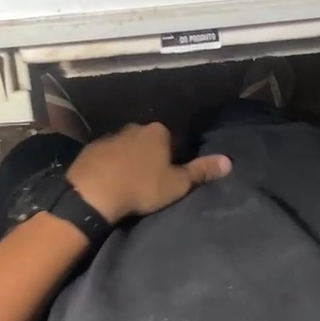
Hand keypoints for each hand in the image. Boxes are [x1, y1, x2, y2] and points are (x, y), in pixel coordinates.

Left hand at [65, 123, 231, 221]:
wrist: (93, 193)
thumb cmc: (142, 187)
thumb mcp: (177, 184)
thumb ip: (202, 171)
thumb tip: (228, 161)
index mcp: (159, 131)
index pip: (173, 140)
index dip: (174, 158)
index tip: (171, 176)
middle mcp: (135, 127)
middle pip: (149, 141)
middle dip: (151, 157)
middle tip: (151, 181)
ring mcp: (110, 136)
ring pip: (127, 147)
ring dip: (130, 161)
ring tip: (130, 184)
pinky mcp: (91, 149)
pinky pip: (107, 156)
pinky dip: (110, 166)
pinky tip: (110, 183)